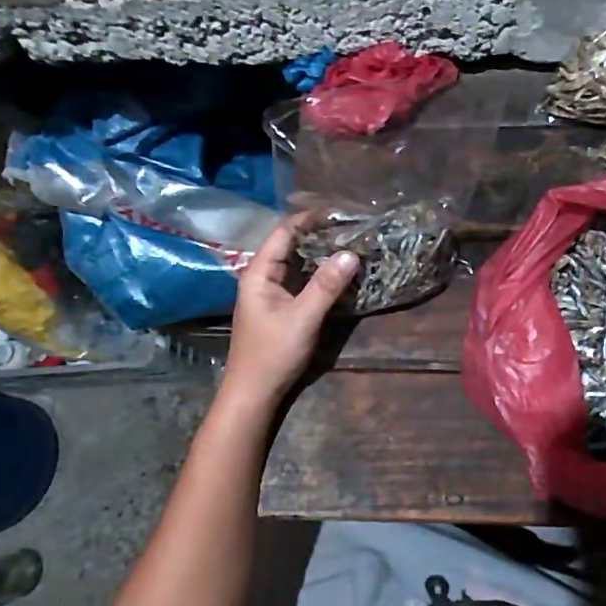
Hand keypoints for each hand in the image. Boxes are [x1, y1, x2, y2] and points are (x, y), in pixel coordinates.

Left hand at [222, 216, 357, 406]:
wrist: (254, 392)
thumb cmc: (273, 353)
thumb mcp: (303, 317)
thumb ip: (326, 285)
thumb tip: (351, 253)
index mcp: (259, 273)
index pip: (284, 232)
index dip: (310, 219)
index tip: (340, 213)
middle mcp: (261, 277)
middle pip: (291, 245)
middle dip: (319, 235)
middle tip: (351, 229)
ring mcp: (270, 293)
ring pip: (297, 264)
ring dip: (320, 255)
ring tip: (351, 245)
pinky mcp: (279, 307)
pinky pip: (300, 281)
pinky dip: (318, 274)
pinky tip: (338, 273)